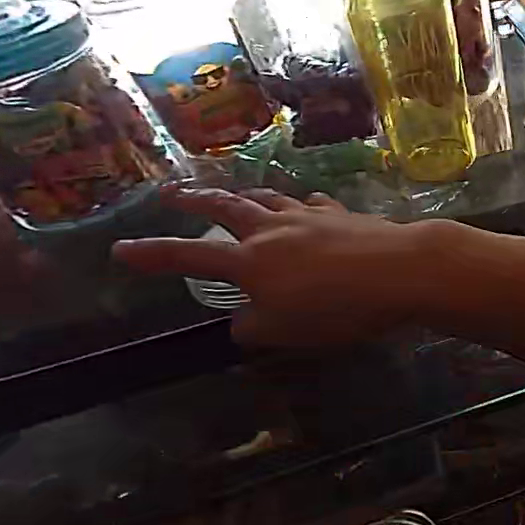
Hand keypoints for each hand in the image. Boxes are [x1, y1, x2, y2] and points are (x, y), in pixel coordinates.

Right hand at [112, 187, 453, 347]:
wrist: (404, 270)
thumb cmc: (341, 307)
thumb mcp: (287, 331)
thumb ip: (255, 326)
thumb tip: (241, 320)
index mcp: (251, 261)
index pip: (188, 256)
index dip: (152, 254)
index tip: (121, 249)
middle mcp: (275, 229)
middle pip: (226, 207)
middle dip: (195, 200)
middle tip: (174, 193)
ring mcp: (312, 216)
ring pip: (270, 198)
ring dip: (247, 195)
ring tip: (237, 193)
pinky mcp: (346, 214)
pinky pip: (314, 204)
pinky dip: (302, 205)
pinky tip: (308, 205)